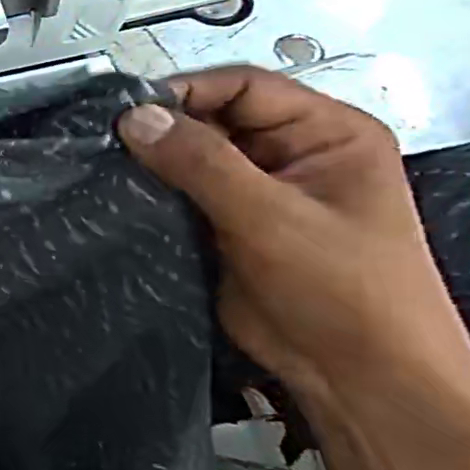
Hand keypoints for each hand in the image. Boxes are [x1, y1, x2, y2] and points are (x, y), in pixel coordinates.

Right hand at [117, 66, 469, 406]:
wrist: (359, 381)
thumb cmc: (343, 290)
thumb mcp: (273, 217)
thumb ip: (202, 163)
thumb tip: (136, 117)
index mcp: (326, 133)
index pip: (246, 87)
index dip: (189, 92)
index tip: (131, 110)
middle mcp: (291, 157)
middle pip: (217, 123)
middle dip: (168, 132)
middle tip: (112, 144)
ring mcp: (259, 198)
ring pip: (197, 165)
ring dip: (159, 168)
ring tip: (110, 171)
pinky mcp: (232, 234)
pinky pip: (188, 203)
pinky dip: (159, 202)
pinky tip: (126, 202)